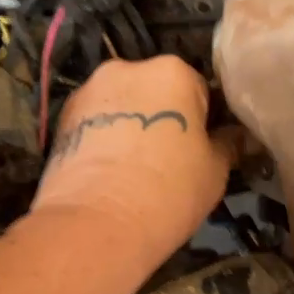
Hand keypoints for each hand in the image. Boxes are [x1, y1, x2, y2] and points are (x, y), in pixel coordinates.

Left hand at [32, 55, 229, 272]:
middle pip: (154, 90)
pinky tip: (107, 172)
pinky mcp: (60, 119)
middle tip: (167, 159)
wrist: (95, 224)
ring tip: (133, 169)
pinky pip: (94, 124)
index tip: (200, 149)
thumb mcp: (215, 171)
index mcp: (172, 71)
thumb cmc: (168, 192)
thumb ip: (227, 143)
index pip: (199, 88)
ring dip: (129, 126)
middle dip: (161, 116)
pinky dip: (102, 139)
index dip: (202, 121)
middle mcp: (126, 69)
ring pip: (120, 105)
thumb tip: (234, 135)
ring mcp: (88, 92)